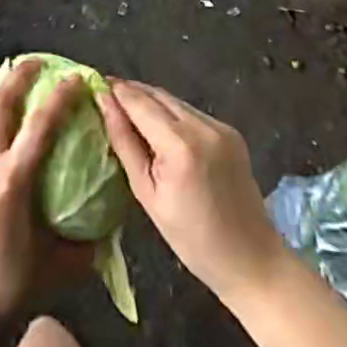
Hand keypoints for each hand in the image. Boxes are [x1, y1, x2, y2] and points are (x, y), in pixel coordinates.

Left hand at [0, 61, 92, 346]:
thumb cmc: (3, 284)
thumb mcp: (55, 269)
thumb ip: (84, 246)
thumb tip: (105, 229)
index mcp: (13, 179)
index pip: (42, 124)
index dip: (61, 96)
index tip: (77, 77)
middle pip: (1, 102)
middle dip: (20, 75)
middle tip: (38, 61)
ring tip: (2, 76)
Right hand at [98, 79, 285, 300]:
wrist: (253, 260)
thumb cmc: (192, 238)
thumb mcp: (146, 193)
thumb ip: (124, 142)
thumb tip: (104, 103)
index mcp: (180, 146)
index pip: (138, 102)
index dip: (115, 91)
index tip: (93, 85)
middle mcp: (203, 127)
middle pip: (156, 94)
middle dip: (130, 92)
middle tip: (106, 98)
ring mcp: (221, 128)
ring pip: (173, 100)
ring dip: (149, 101)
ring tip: (128, 114)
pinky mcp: (231, 132)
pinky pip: (190, 112)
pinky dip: (170, 114)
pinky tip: (159, 130)